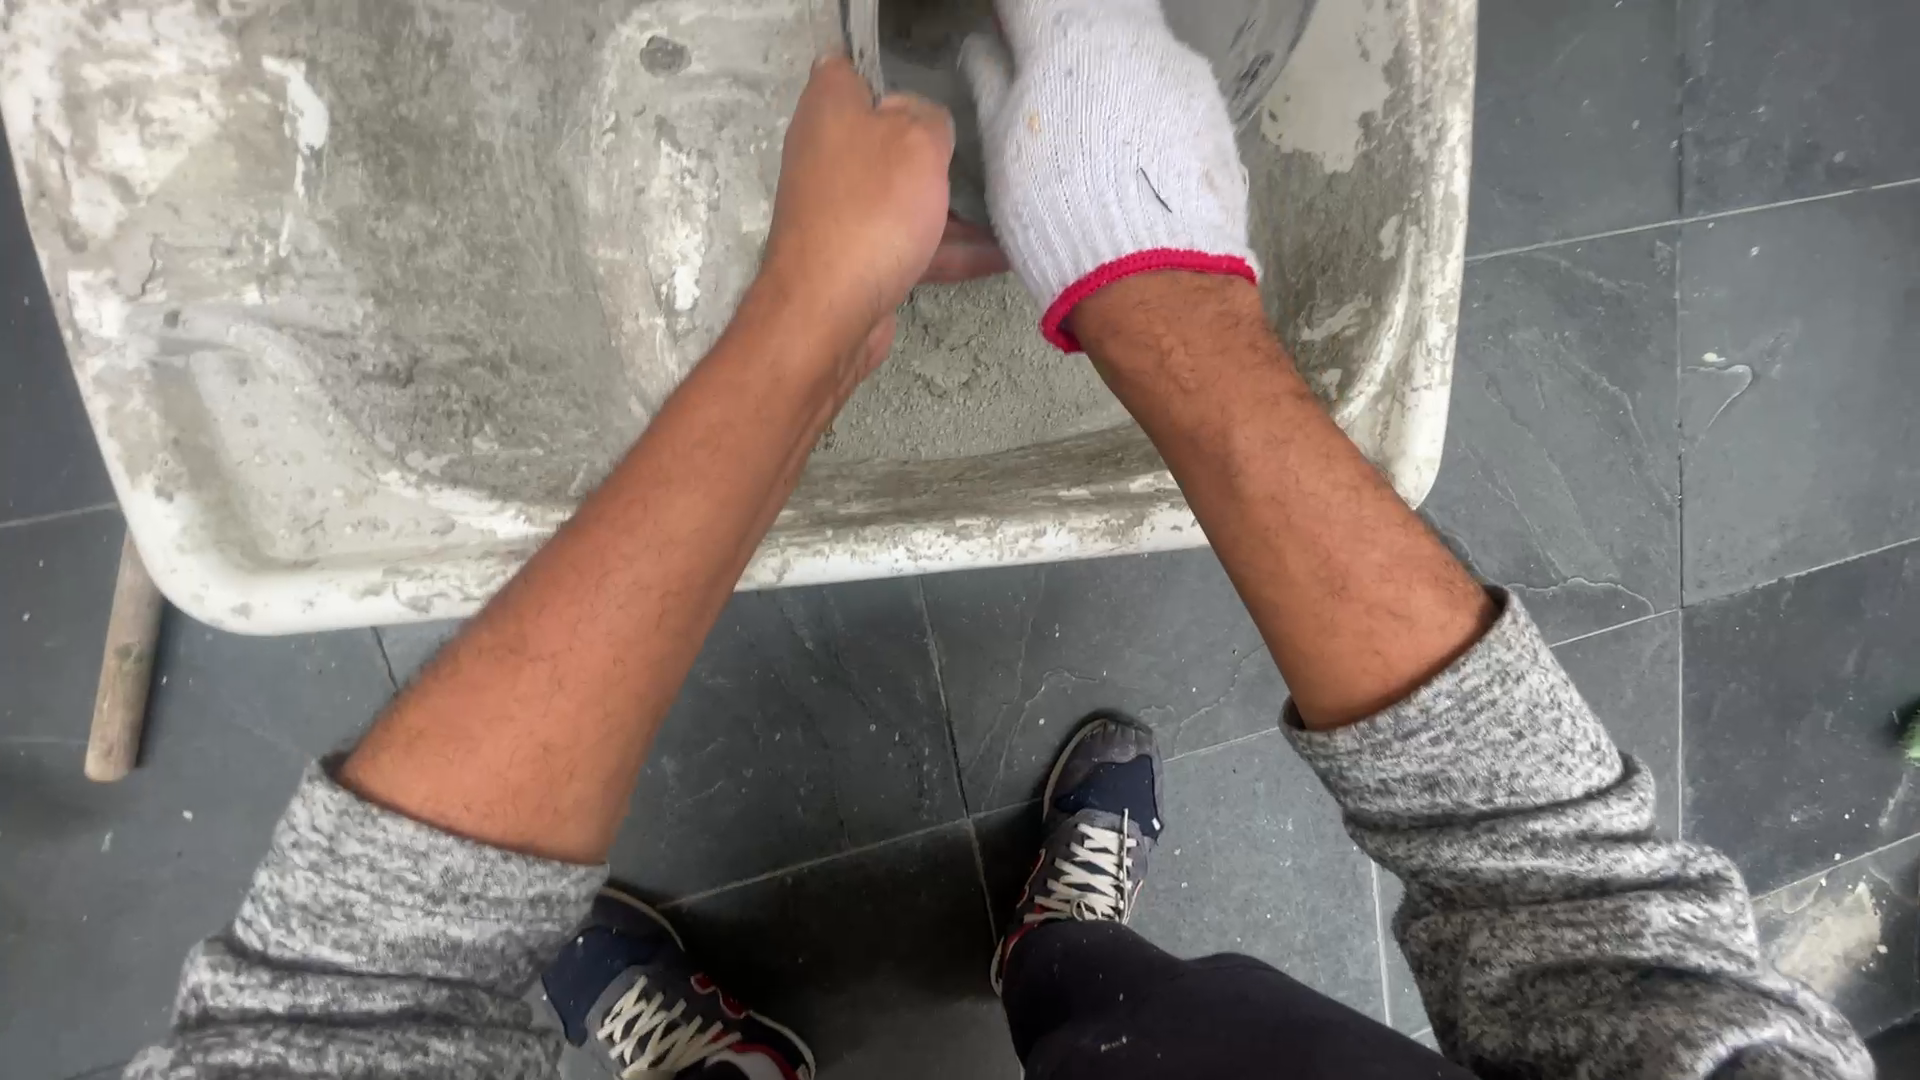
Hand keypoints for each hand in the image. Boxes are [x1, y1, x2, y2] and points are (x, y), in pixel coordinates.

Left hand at [759, 56, 991, 371]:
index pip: (856, 70)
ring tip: (1009, 209)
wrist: (830, 311)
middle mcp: (829, 155)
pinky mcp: (861, 260)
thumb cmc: (872, 211)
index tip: (940, 93)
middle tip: (986, 151)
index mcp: (830, 107)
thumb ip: (931, 118)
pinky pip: (914, 246)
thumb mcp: (918, 141)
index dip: (895, 75)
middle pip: (890, 139)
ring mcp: (845, 212)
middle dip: (937, 149)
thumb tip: (925, 124)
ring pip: (907, 199)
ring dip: (956, 209)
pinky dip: (953, 251)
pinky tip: (1000, 256)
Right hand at [963, 0, 1257, 351]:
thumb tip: (983, 48)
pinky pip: (1166, 76)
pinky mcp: (1209, 101)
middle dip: (1063, 25)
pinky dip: (1143, 91)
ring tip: (1092, 105)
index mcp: (1064, 35)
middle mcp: (1128, 31)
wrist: (1149, 273)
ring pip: (1134, 32)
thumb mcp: (1004, 152)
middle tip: (1047, 66)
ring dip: (1106, 54)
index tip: (1002, 27)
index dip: (1009, 14)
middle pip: (1089, 3)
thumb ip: (991, 87)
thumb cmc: (1056, 211)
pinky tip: (1134, 138)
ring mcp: (1175, 63)